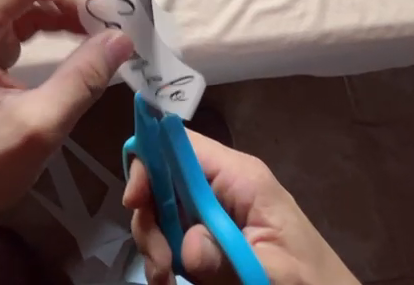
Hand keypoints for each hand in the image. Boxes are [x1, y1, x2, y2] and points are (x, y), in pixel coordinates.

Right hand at [123, 130, 359, 284]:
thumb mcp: (278, 276)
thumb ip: (227, 260)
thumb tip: (186, 247)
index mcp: (239, 177)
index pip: (177, 143)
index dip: (148, 161)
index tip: (136, 203)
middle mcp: (223, 186)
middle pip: (163, 181)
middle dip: (150, 221)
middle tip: (160, 268)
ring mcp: (216, 215)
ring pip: (163, 214)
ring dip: (156, 248)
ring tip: (165, 283)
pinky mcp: (214, 241)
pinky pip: (176, 241)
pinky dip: (167, 263)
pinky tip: (171, 284)